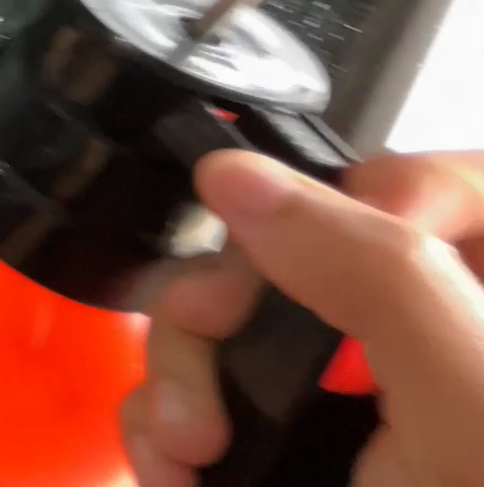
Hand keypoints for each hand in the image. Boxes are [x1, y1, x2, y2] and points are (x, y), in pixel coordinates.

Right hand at [122, 150, 483, 485]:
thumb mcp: (476, 428)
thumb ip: (378, 276)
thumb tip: (235, 171)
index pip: (464, 187)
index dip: (397, 180)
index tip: (340, 227)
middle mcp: (437, 350)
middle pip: (309, 243)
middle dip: (232, 288)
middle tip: (215, 326)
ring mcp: (361, 398)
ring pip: (235, 313)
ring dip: (183, 364)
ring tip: (181, 437)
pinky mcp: (295, 434)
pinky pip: (207, 380)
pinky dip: (172, 410)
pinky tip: (175, 455)